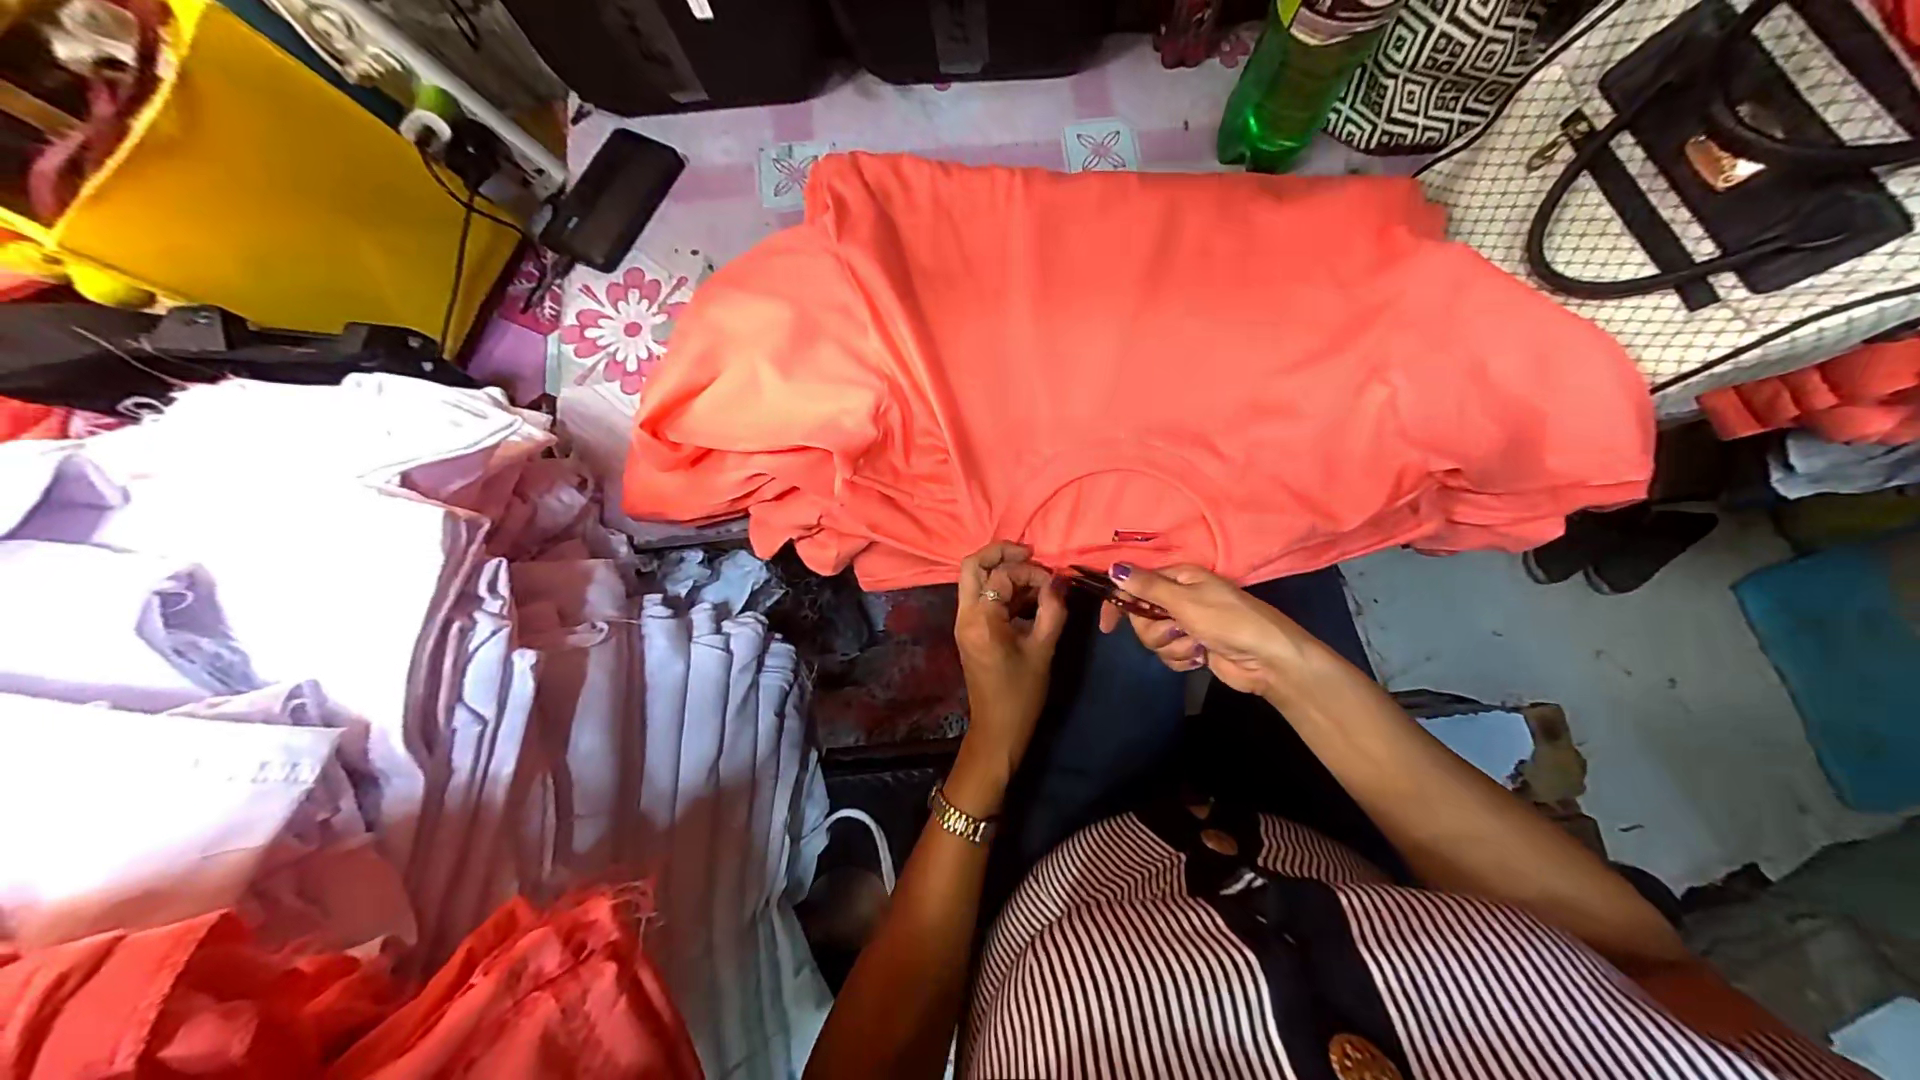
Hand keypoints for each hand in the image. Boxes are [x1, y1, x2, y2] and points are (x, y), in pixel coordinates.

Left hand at [949, 541, 1067, 809]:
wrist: (997, 730)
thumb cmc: (1021, 694)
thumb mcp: (1043, 650)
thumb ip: (1052, 610)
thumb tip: (1060, 579)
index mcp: (980, 620)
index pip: (1002, 576)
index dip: (1031, 573)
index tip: (1054, 585)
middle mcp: (964, 615)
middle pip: (972, 565)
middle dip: (1001, 553)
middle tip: (1032, 554)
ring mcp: (963, 622)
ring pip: (974, 579)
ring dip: (1002, 571)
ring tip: (1035, 580)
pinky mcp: (969, 629)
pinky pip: (979, 596)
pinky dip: (1000, 589)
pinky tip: (1026, 598)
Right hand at [1096, 562, 1320, 699]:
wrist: (1267, 658)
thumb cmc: (1228, 620)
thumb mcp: (1183, 599)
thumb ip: (1146, 586)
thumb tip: (1113, 568)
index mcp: (1178, 577)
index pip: (1135, 585)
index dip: (1118, 603)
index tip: (1107, 626)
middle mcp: (1179, 598)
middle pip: (1141, 616)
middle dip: (1155, 629)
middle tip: (1177, 629)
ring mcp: (1186, 624)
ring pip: (1154, 639)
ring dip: (1173, 646)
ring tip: (1197, 644)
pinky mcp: (1194, 648)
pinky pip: (1169, 655)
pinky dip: (1183, 659)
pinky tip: (1201, 657)